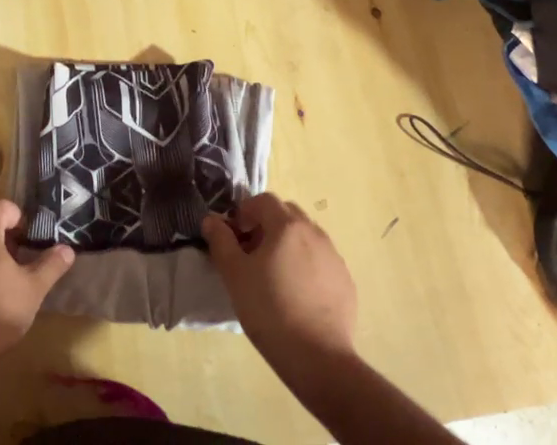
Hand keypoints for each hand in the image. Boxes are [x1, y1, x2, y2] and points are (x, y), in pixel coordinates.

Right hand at [203, 194, 358, 370]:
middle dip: (267, 224)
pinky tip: (296, 295)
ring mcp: (334, 257)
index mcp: (287, 226)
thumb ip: (220, 240)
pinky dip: (305, 266)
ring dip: (287, 245)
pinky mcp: (345, 282)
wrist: (317, 357)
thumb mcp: (234, 274)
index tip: (235, 236)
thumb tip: (211, 219)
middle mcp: (315, 233)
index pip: (264, 200)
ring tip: (274, 276)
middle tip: (252, 253)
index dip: (245, 212)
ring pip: (306, 237)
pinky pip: (321, 261)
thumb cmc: (268, 309)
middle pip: (287, 214)